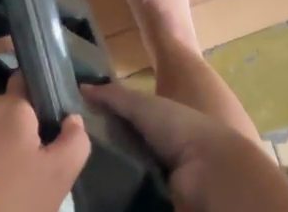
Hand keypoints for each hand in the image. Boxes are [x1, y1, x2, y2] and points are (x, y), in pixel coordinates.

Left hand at [0, 74, 89, 211]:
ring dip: (0, 152)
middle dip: (22, 136)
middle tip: (34, 172)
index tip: (52, 138)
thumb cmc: (8, 200)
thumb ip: (74, 143)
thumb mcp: (57, 177)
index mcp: (11, 106)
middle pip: (11, 115)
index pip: (29, 86)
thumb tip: (72, 119)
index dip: (44, 108)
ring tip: (9, 188)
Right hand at [81, 83, 287, 211]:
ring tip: (82, 177)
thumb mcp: (143, 105)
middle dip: (105, 156)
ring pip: (128, 180)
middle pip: (125, 154)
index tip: (78, 130)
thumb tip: (82, 87)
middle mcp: (162, 154)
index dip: (105, 126)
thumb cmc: (178, 127)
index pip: (127, 127)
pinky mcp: (160, 201)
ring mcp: (163, 181)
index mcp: (161, 127)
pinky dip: (121, 196)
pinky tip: (100, 193)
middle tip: (76, 156)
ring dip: (112, 179)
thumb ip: (114, 96)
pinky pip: (134, 198)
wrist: (211, 170)